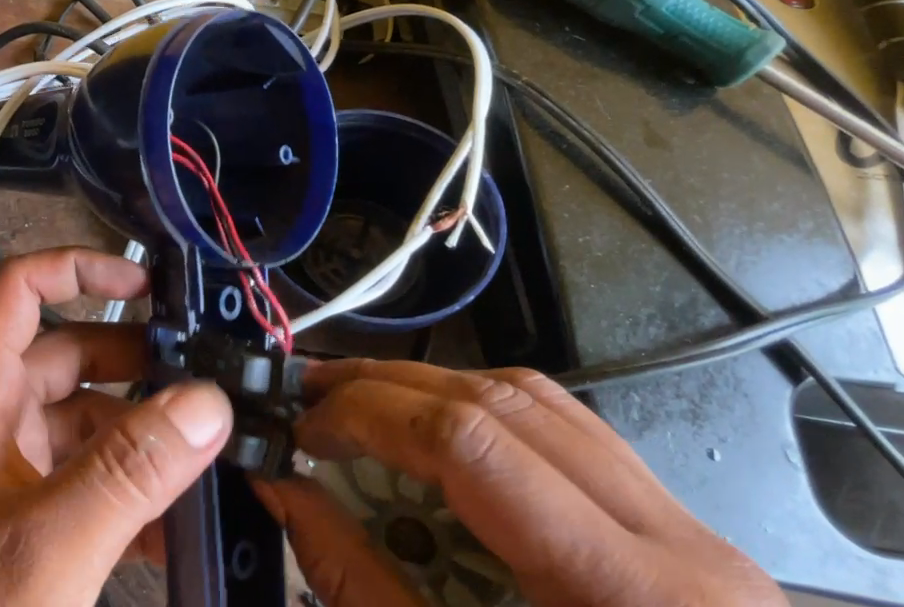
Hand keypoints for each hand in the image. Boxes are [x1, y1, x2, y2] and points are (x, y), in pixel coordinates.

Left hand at [0, 247, 232, 606]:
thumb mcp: (48, 544)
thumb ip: (128, 473)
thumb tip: (207, 400)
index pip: (16, 293)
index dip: (76, 268)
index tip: (149, 284)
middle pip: (61, 357)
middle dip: (133, 362)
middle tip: (210, 382)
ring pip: (77, 427)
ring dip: (138, 439)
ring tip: (213, 460)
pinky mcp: (10, 528)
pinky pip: (75, 489)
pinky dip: (124, 498)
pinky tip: (176, 533)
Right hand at [254, 359, 785, 606]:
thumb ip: (357, 581)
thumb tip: (281, 489)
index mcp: (629, 593)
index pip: (473, 443)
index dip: (369, 416)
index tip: (303, 431)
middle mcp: (680, 544)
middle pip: (501, 403)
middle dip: (384, 387)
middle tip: (309, 397)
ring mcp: (691, 532)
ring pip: (535, 401)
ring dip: (429, 389)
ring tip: (358, 402)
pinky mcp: (679, 532)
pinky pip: (565, 432)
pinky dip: (481, 415)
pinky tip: (434, 432)